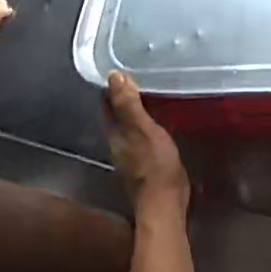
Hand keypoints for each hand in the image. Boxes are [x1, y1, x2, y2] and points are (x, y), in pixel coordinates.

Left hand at [103, 71, 189, 217]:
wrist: (164, 204)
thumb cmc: (155, 165)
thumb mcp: (144, 130)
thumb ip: (129, 105)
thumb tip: (114, 75)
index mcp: (115, 133)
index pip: (106, 103)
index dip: (112, 86)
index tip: (124, 67)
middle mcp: (118, 143)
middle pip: (115, 114)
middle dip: (123, 95)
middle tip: (141, 75)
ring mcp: (130, 155)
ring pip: (127, 125)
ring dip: (135, 109)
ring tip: (151, 92)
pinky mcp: (143, 162)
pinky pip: (140, 135)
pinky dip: (145, 123)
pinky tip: (158, 119)